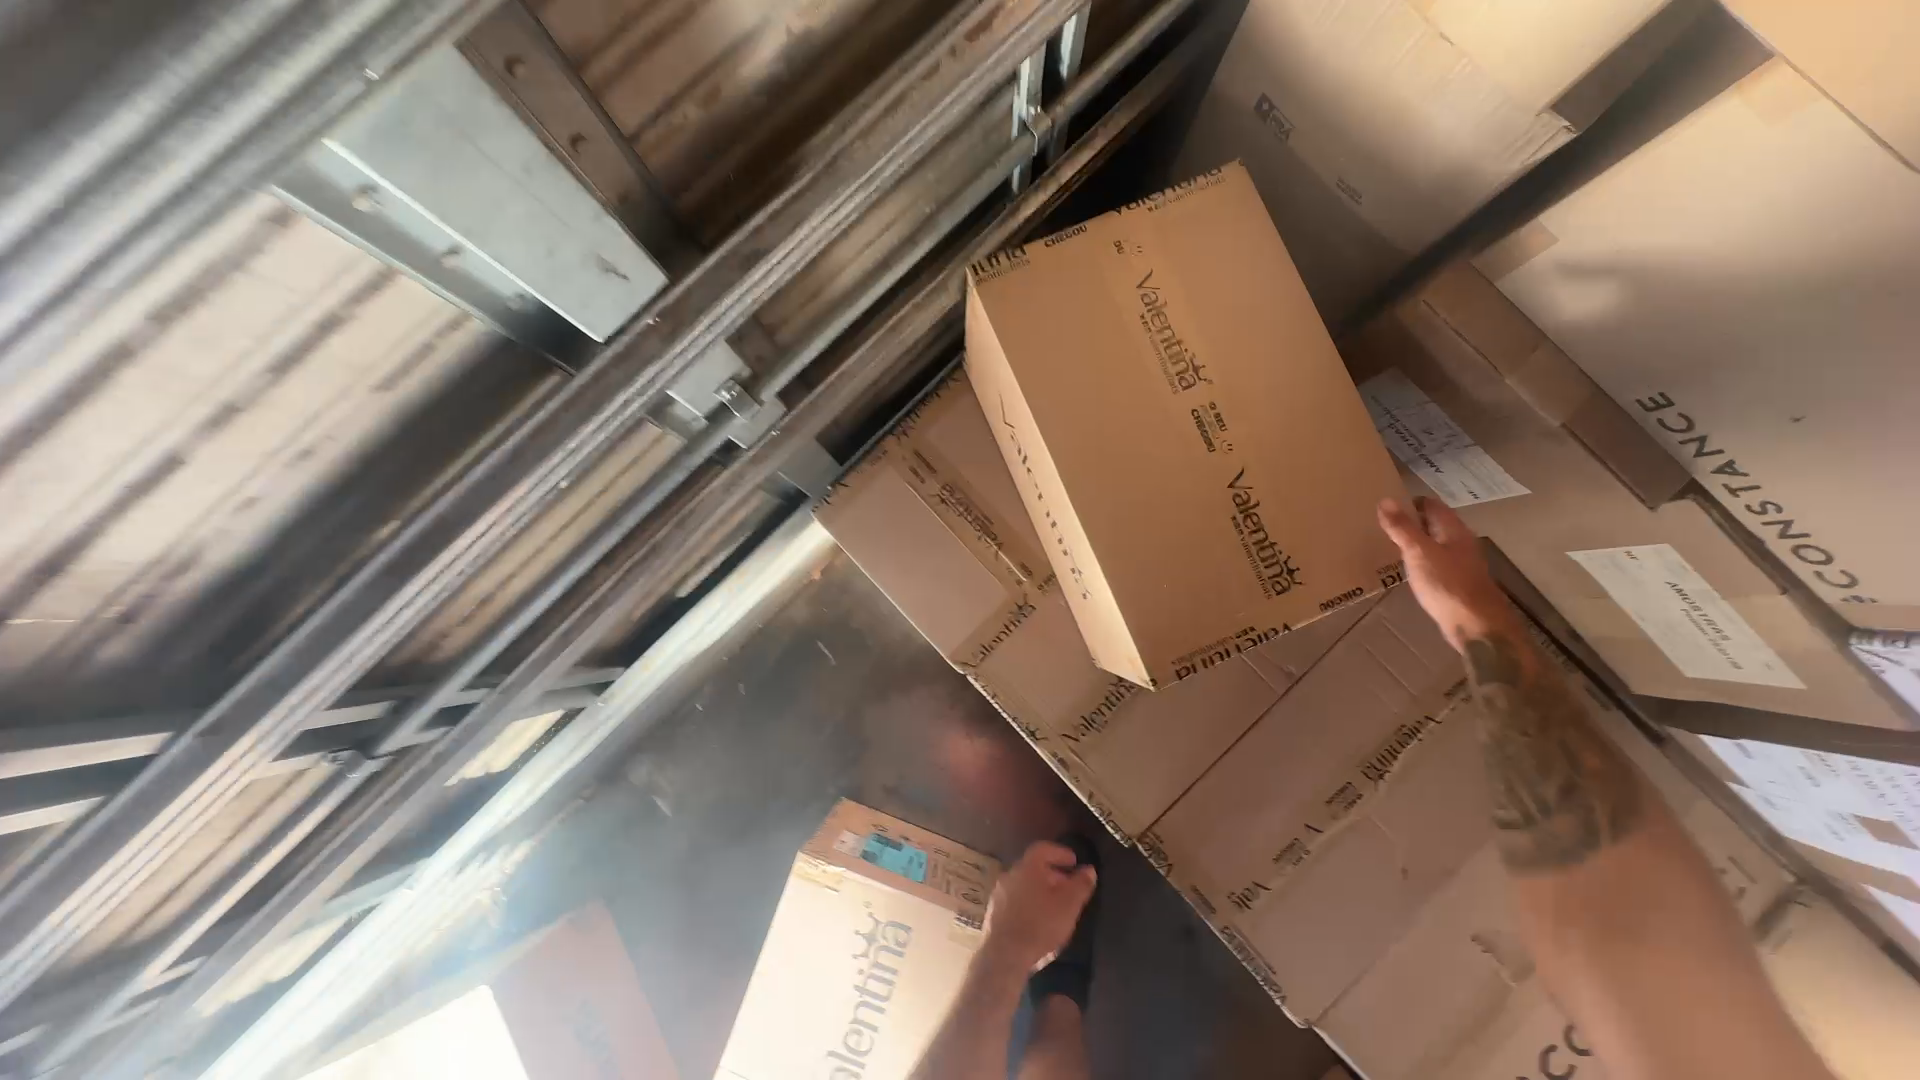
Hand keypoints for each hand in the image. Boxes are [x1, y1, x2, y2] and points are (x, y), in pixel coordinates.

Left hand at [982, 841, 1096, 972]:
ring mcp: (998, 893)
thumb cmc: (1040, 926)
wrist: (1003, 956)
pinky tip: (1037, 920)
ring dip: (1040, 890)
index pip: (1043, 849)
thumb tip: (1089, 869)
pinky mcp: (993, 912)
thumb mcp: (1069, 906)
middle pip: (1033, 867)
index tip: (1074, 861)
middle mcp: (1010, 874)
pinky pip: (1014, 899)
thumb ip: (1081, 885)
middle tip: (1068, 887)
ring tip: (1055, 906)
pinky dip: (1028, 902)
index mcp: (1027, 867)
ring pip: (1023, 884)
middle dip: (1053, 874)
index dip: (1060, 852)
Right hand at [1376, 496, 1518, 651]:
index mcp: (1453, 529)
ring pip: (1434, 544)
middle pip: (1433, 523)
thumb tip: (1385, 500)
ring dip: (1414, 542)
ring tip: (1388, 546)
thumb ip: (1402, 527)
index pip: (1430, 505)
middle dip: (1410, 522)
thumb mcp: (1418, 552)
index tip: (1384, 508)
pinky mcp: (1456, 581)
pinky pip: (1435, 562)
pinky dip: (1419, 561)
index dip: (1408, 503)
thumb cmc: (1447, 583)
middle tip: (1381, 526)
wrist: (1475, 624)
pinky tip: (1406, 570)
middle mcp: (1459, 541)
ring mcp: (1460, 562)